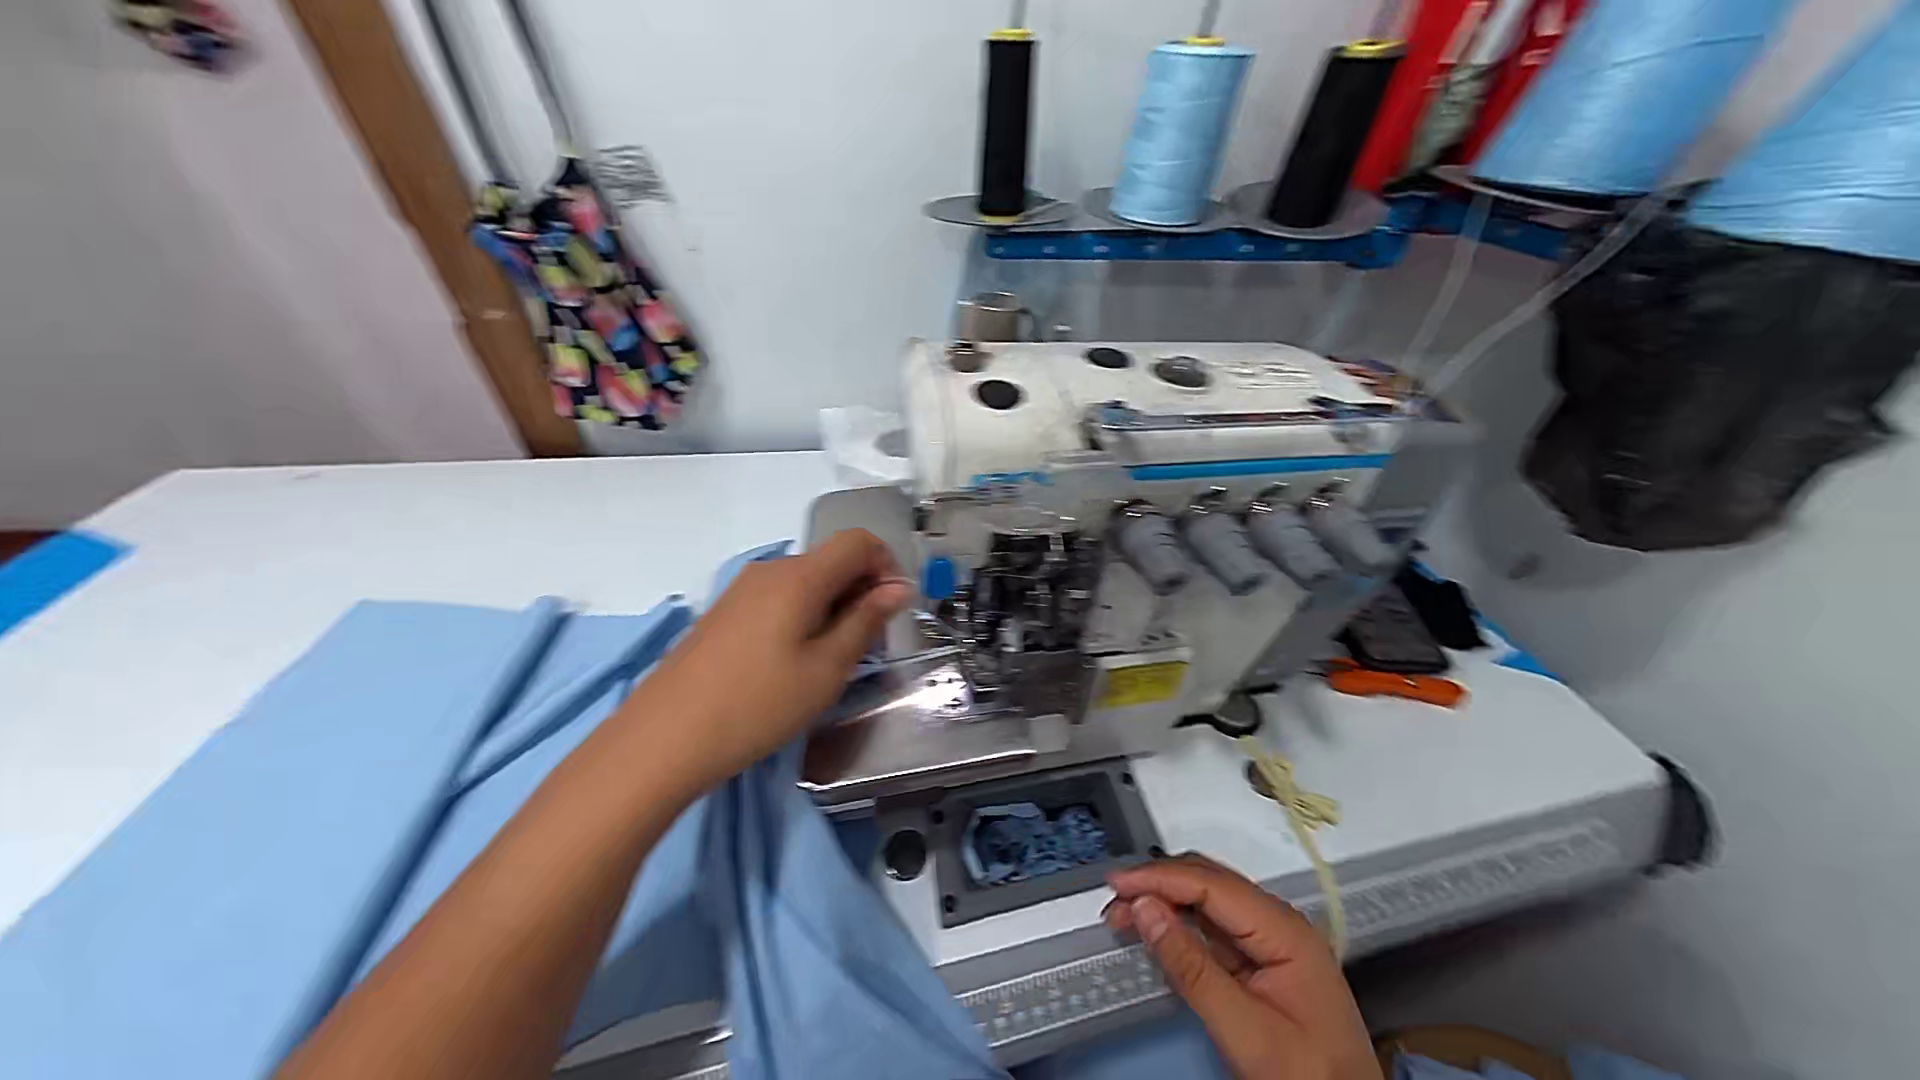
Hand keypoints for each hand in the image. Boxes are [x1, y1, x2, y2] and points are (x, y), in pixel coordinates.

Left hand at [619, 530, 909, 790]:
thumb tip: (897, 588)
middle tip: (866, 647)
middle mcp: (770, 570)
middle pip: (832, 561)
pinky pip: (779, 599)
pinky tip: (792, 663)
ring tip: (829, 662)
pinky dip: (802, 617)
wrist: (663, 738)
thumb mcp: (826, 669)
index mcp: (800, 576)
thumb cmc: (758, 704)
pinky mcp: (725, 613)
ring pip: (806, 582)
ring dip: (832, 608)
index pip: (858, 541)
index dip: (886, 567)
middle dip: (861, 592)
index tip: (891, 613)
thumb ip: (865, 621)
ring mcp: (742, 590)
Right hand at [1105, 855, 1377, 1079]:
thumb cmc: (1305, 1078)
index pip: (1210, 884)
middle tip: (1114, 903)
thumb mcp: (1245, 1031)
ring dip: (1165, 901)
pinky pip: (1213, 925)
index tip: (1116, 884)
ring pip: (1207, 899)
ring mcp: (1271, 938)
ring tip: (1124, 915)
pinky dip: (1179, 923)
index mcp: (1284, 930)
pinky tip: (1156, 931)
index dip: (1159, 878)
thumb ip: (1191, 967)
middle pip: (1209, 881)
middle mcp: (1278, 921)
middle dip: (1157, 884)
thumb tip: (1144, 908)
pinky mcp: (1261, 957)